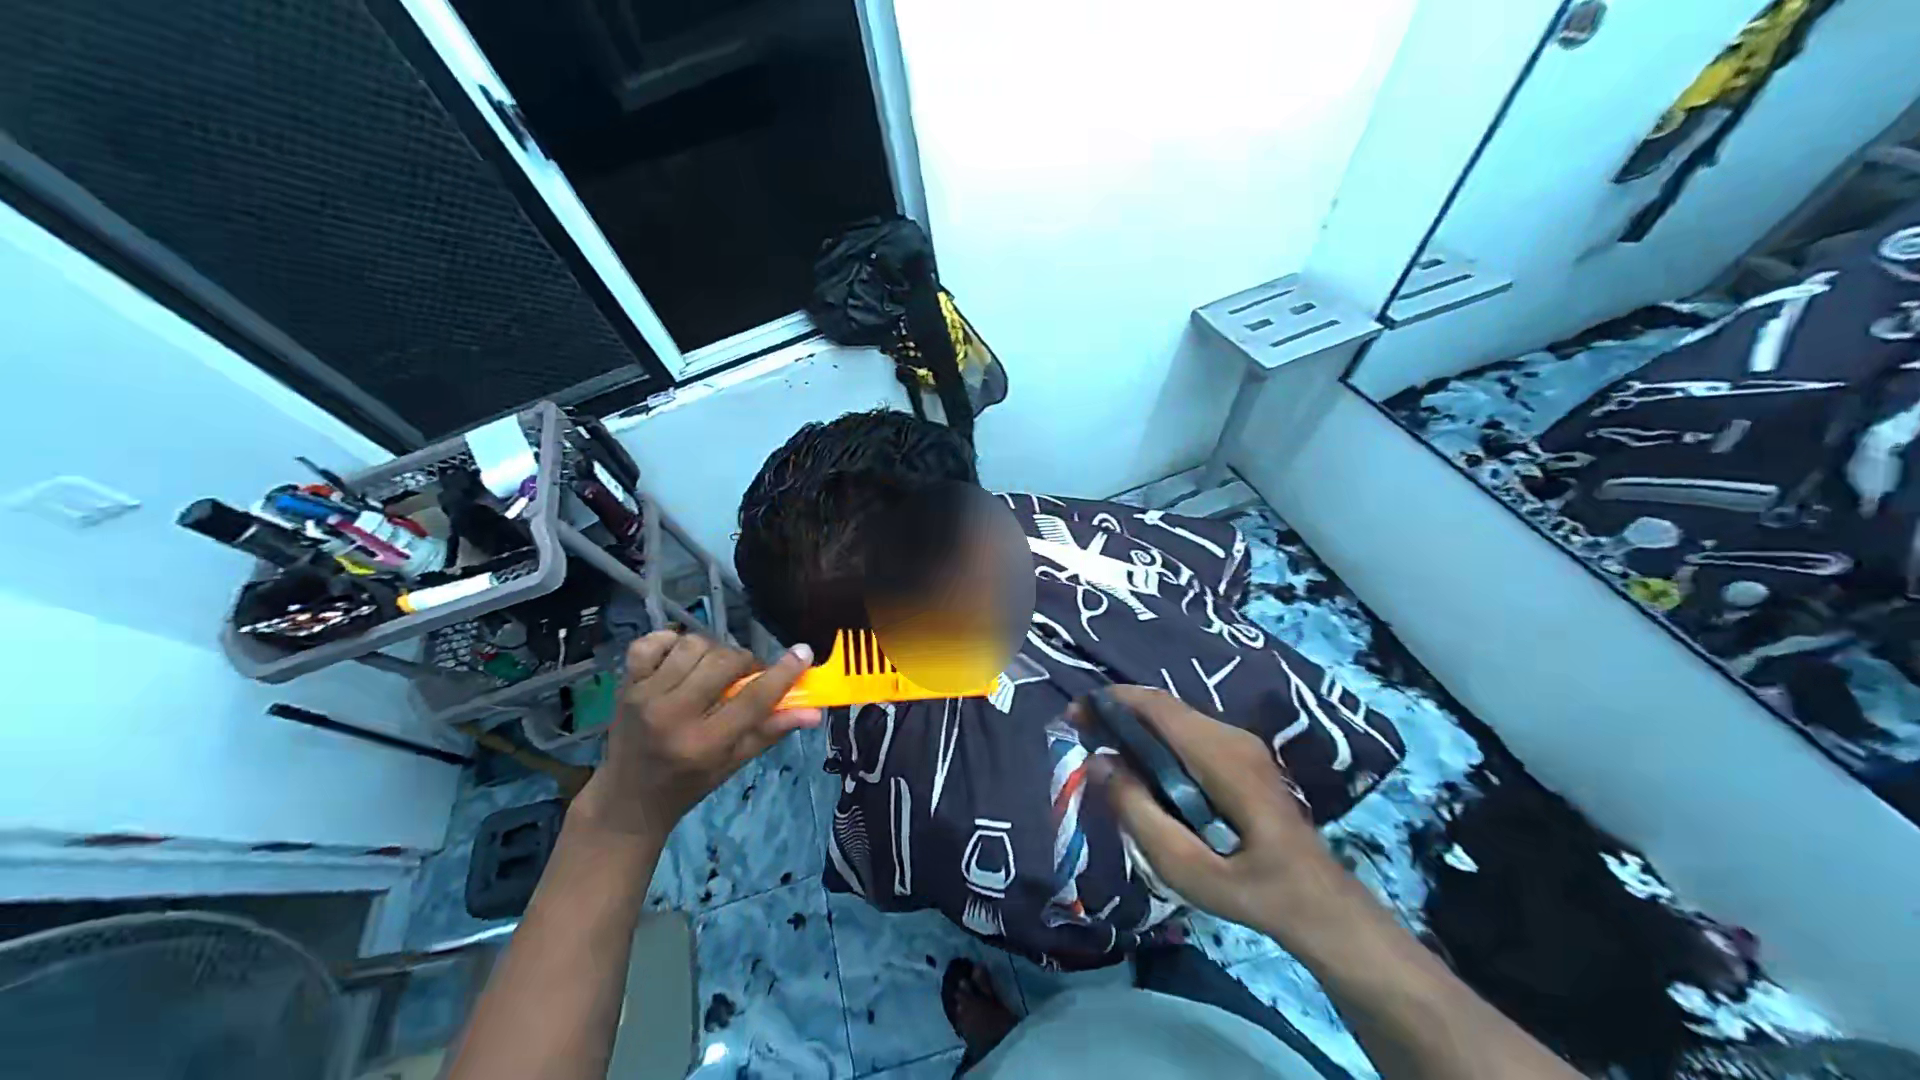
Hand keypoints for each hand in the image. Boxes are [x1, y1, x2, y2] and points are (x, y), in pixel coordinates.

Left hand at [574, 632, 821, 843]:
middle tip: (748, 674)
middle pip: (724, 663)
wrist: (627, 799)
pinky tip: (682, 657)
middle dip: (745, 662)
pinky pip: (651, 642)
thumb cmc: (688, 784)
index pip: (753, 698)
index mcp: (704, 744)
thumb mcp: (734, 763)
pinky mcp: (626, 684)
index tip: (803, 653)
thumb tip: (815, 712)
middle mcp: (672, 715)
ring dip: (713, 651)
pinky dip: (670, 642)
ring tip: (715, 668)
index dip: (783, 673)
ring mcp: (644, 696)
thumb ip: (772, 731)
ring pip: (693, 646)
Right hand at [1073, 686, 1353, 943]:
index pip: (1158, 707)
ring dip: (1135, 724)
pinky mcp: (1244, 757)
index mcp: (1222, 757)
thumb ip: (1138, 813)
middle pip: (1165, 707)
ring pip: (1176, 718)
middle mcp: (1233, 737)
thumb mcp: (1186, 866)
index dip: (1112, 701)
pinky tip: (1138, 763)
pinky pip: (1189, 733)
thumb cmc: (1252, 890)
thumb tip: (1097, 763)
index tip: (1075, 713)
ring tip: (1101, 745)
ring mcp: (1243, 745)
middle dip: (1118, 711)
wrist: (1320, 905)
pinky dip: (1155, 737)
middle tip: (1080, 731)